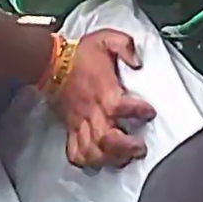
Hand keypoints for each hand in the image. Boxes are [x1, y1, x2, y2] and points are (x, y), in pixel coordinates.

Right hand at [51, 28, 157, 168]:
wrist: (52, 62)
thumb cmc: (81, 53)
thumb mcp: (107, 39)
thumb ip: (126, 45)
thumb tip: (138, 62)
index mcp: (104, 90)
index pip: (122, 107)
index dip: (139, 111)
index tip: (150, 112)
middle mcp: (92, 110)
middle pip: (108, 138)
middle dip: (126, 148)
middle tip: (141, 148)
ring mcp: (80, 122)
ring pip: (93, 150)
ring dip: (110, 159)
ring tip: (124, 159)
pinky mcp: (70, 128)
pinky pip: (75, 152)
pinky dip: (86, 162)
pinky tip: (98, 162)